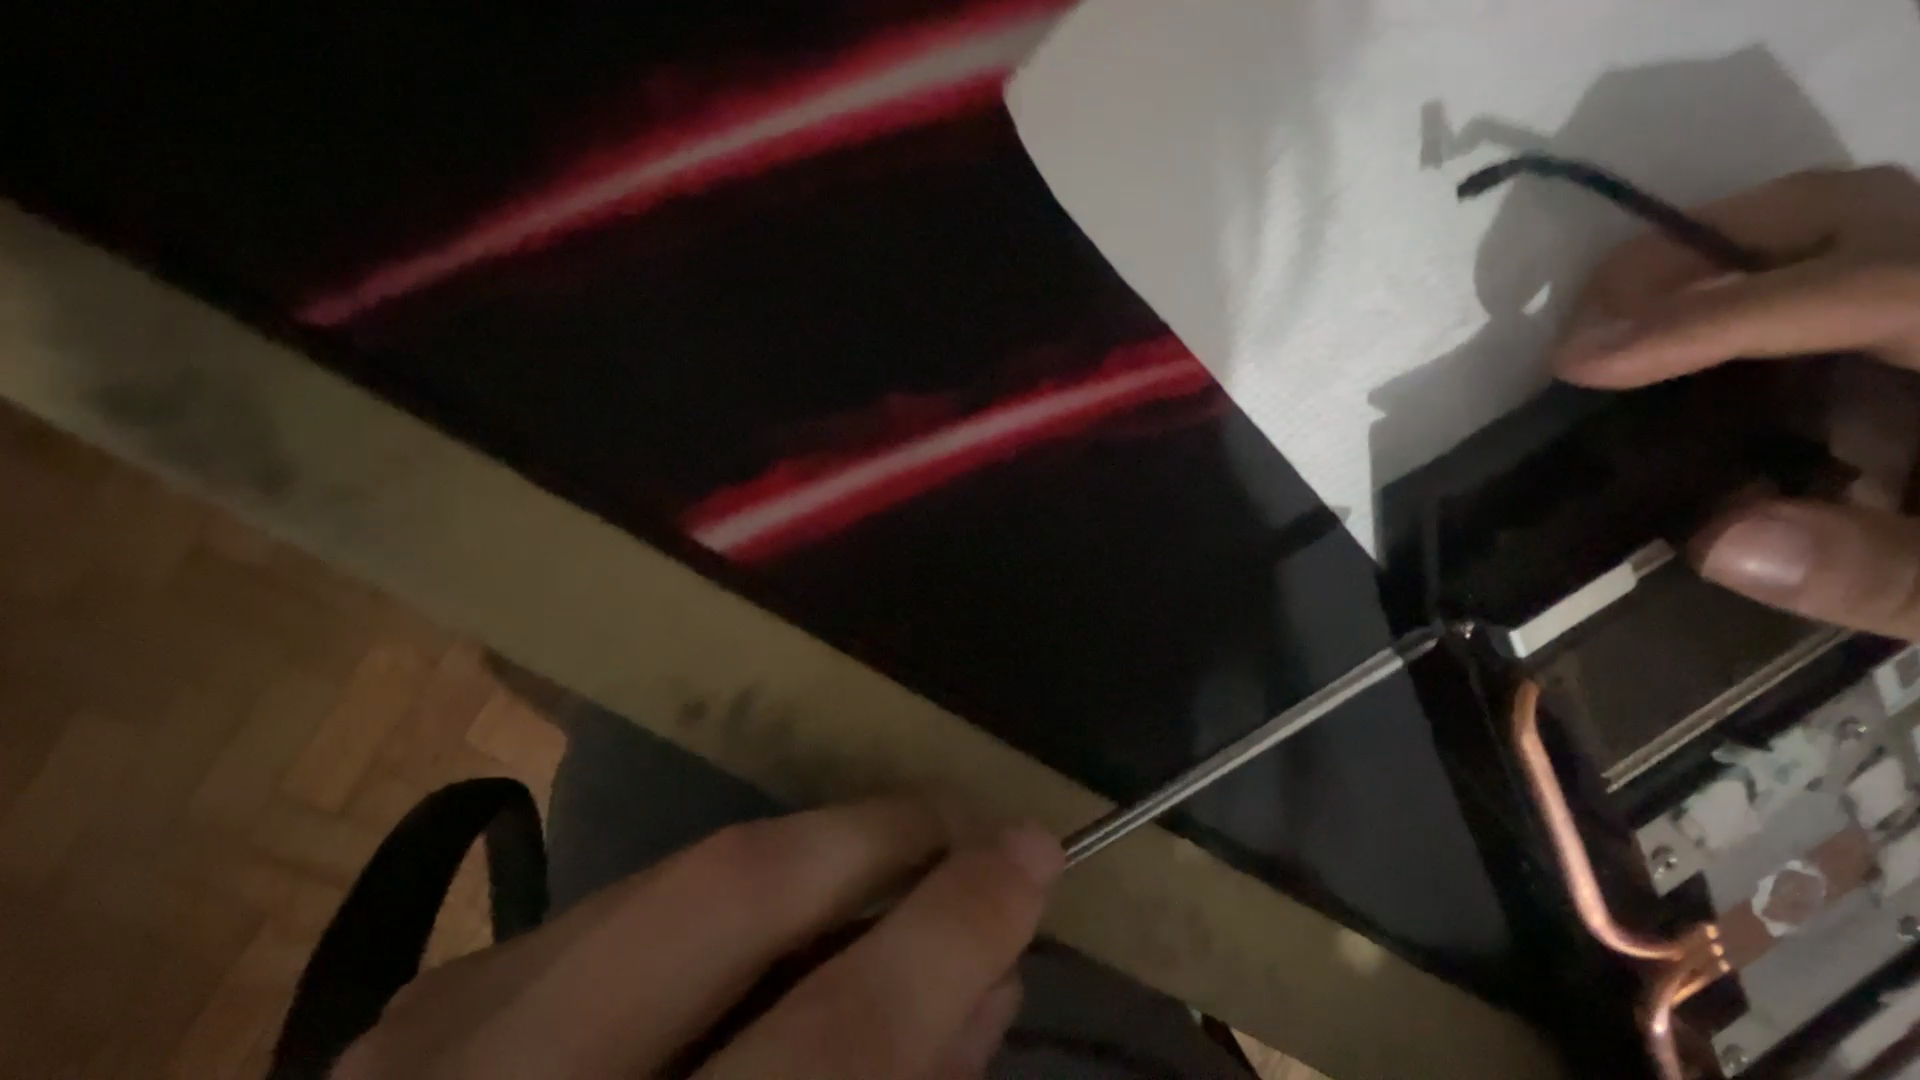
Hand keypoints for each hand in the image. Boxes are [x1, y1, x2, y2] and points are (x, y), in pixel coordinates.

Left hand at [330, 800, 1062, 1079]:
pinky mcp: (415, 1013)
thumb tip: (985, 975)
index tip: (1034, 853)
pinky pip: (608, 908)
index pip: (840, 1037)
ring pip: (661, 880)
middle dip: (874, 836)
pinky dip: (708, 904)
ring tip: (884, 860)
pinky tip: (756, 932)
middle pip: (726, 898)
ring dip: (798, 858)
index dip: (955, 927)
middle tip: (965, 821)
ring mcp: (426, 1051)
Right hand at [1554, 165, 1919, 639]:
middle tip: (1585, 337)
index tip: (1582, 363)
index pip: (1866, 291)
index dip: (1714, 320)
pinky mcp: (1901, 330)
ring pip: (1822, 229)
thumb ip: (1880, 569)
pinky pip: (1811, 276)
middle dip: (1686, 263)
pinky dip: (1722, 303)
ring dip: (1698, 274)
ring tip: (1608, 340)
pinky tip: (1661, 361)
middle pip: (1838, 215)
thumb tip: (1721, 541)